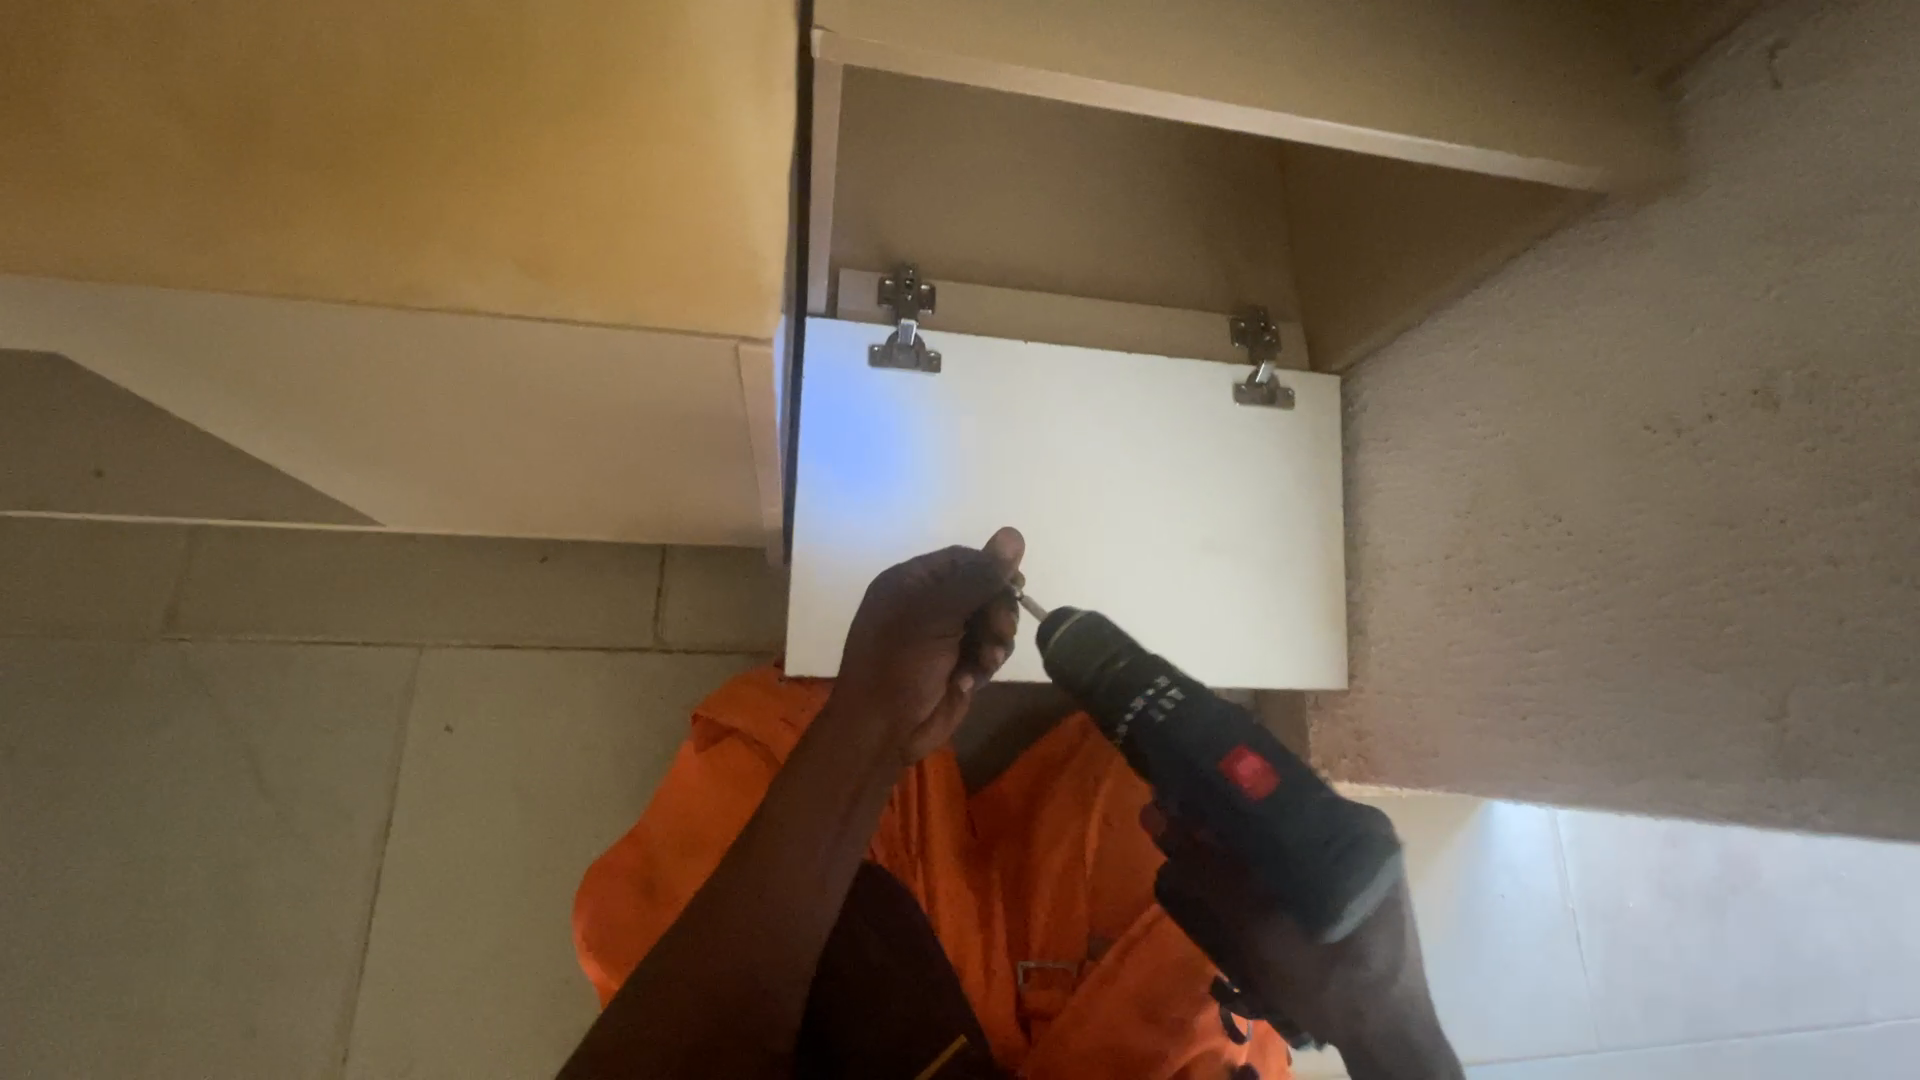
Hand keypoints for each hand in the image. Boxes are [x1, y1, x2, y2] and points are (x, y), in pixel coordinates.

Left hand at [832, 527, 1024, 763]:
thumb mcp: (937, 615)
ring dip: (994, 640)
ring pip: (990, 623)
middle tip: (1002, 631)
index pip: (963, 560)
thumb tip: (1014, 534)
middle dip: (996, 611)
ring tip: (985, 660)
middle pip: (982, 590)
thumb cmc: (899, 664)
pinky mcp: (956, 665)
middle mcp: (926, 605)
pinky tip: (972, 678)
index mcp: (911, 582)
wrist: (881, 730)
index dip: (992, 570)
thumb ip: (979, 578)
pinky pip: (986, 651)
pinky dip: (985, 662)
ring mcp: (942, 637)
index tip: (1017, 585)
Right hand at [1146, 808, 1460, 1078]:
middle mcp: (1364, 833)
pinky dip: (1267, 860)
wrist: (1388, 1045)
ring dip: (1243, 841)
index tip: (1180, 794)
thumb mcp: (1258, 926)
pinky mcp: (1359, 886)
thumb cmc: (1330, 983)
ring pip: (1288, 833)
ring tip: (1199, 847)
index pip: (1274, 785)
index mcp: (1354, 828)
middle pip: (1279, 809)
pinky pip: (1302, 856)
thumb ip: (1206, 869)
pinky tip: (1238, 874)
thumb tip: (1154, 816)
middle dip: (1227, 817)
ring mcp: (1366, 860)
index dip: (1221, 788)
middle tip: (1182, 825)